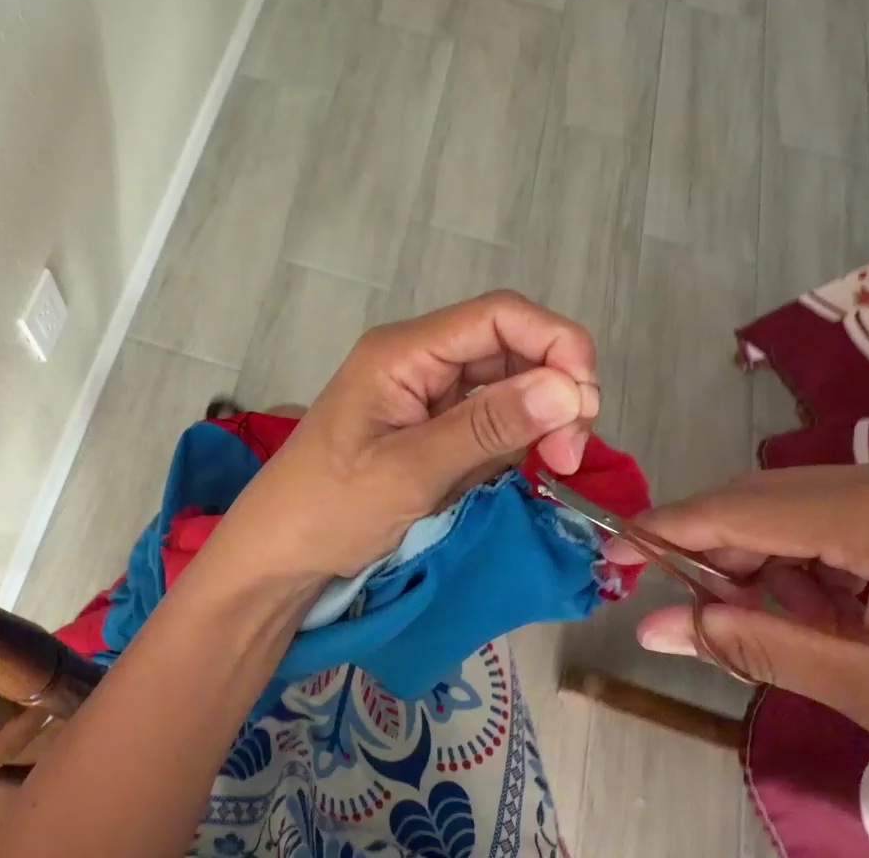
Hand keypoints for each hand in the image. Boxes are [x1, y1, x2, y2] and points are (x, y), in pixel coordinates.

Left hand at [214, 290, 598, 579]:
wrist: (281, 552)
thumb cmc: (330, 508)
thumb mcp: (410, 471)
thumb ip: (487, 427)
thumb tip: (568, 388)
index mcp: (402, 351)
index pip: (498, 316)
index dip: (556, 343)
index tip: (586, 402)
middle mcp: (417, 360)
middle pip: (510, 345)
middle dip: (555, 387)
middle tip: (569, 453)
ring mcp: (425, 393)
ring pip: (507, 382)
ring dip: (542, 416)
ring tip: (554, 465)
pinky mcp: (431, 426)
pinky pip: (491, 416)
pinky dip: (519, 437)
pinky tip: (529, 467)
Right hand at [618, 452, 868, 850]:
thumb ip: (755, 647)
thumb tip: (653, 628)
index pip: (739, 506)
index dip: (666, 531)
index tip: (610, 556)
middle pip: (772, 497)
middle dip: (722, 551)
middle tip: (691, 611)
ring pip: (813, 502)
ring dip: (775, 557)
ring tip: (775, 623)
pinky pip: (862, 510)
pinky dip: (826, 555)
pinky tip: (837, 607)